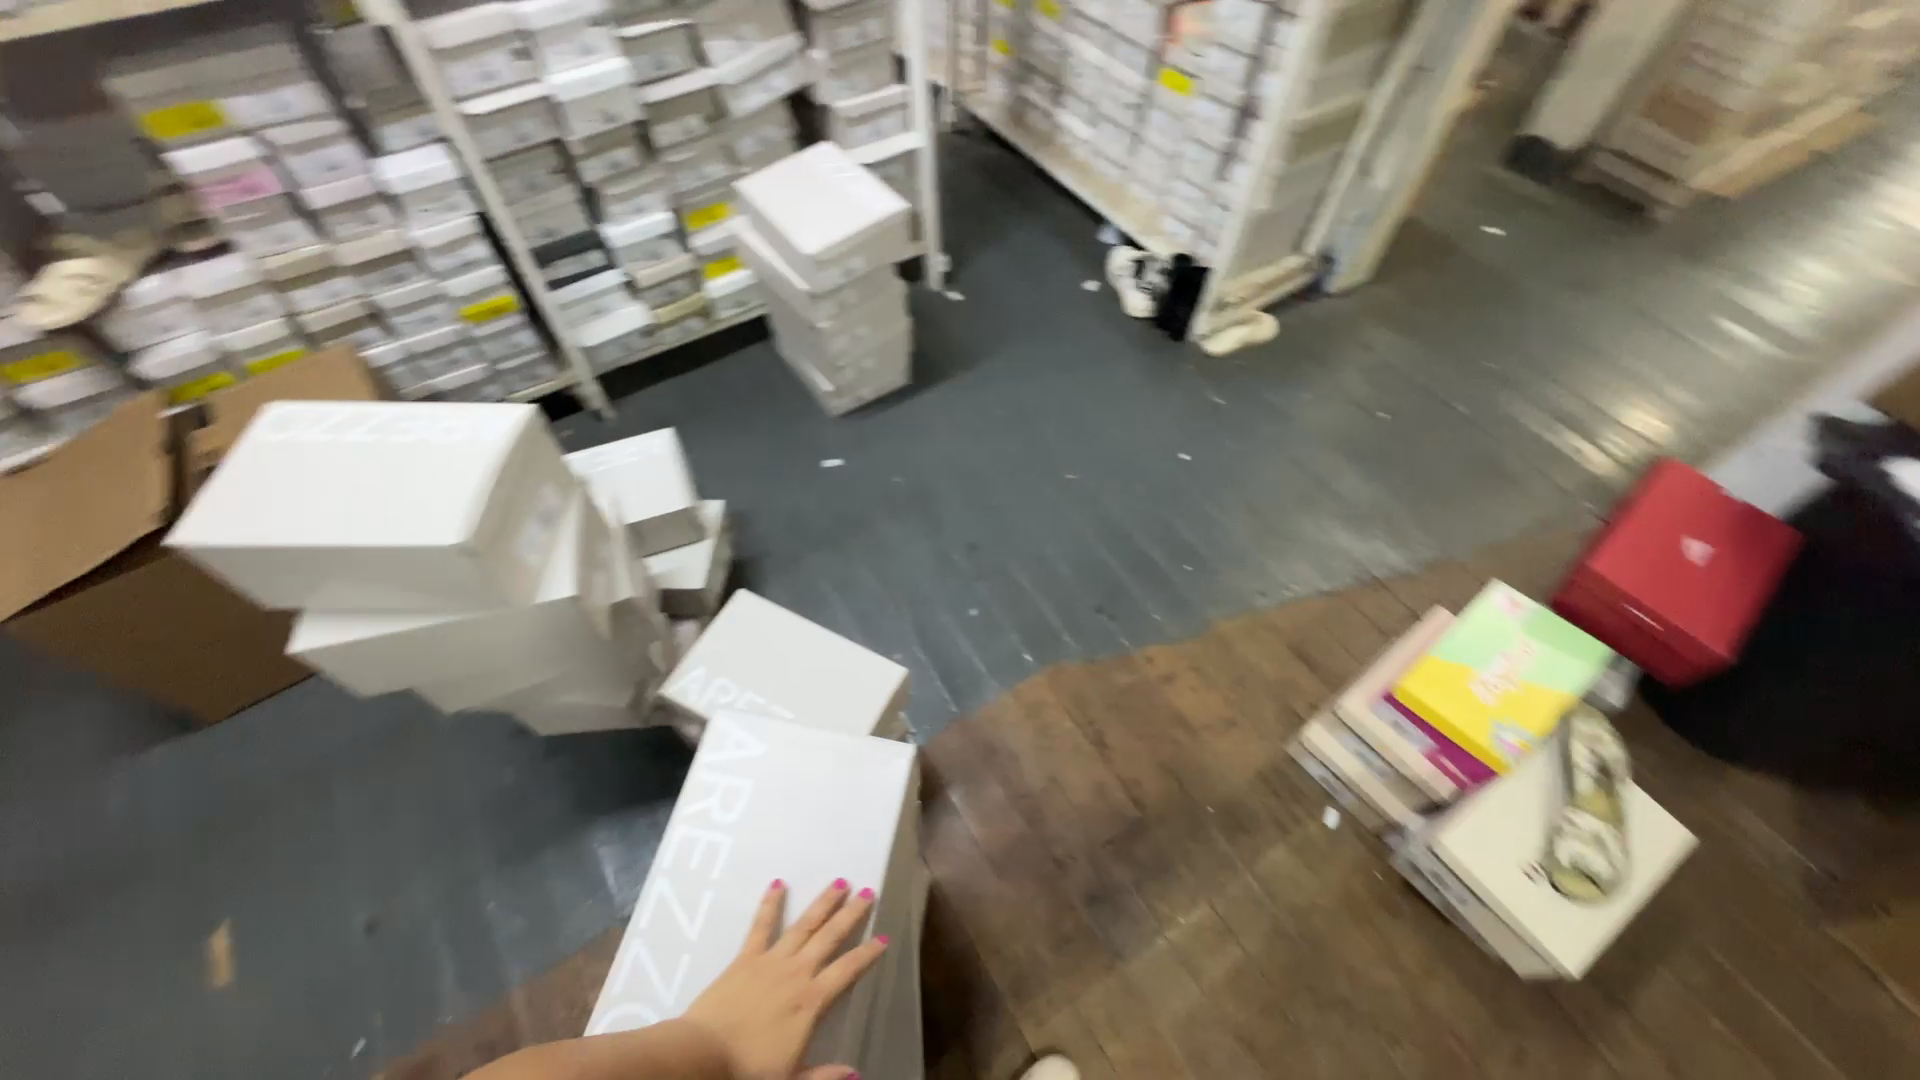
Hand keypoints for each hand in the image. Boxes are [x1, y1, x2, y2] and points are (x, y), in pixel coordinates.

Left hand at [681, 879, 889, 1079]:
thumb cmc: (747, 1072)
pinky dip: (770, 904)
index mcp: (811, 1002)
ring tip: (839, 882)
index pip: (847, 971)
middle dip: (851, 914)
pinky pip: (761, 926)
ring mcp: (771, 961)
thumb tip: (856, 1074)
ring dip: (823, 903)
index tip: (883, 936)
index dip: (867, 954)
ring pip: (803, 925)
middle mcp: (797, 973)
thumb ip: (823, 1076)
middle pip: (830, 938)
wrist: (701, 1056)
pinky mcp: (745, 958)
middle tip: (868, 891)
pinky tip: (778, 884)